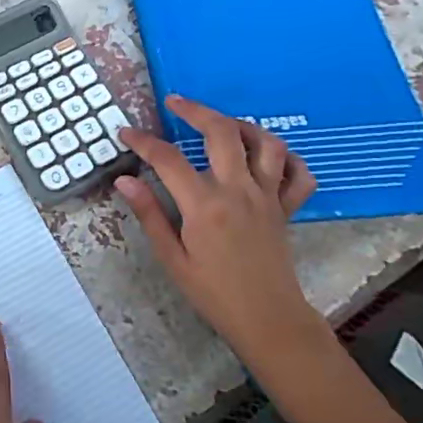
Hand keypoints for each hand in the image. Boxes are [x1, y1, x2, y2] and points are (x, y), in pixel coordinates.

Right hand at [114, 95, 320, 354]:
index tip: (125, 133)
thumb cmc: (213, 292)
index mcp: (204, 205)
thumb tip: (124, 180)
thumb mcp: (172, 257)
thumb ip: (150, 214)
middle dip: (196, 110)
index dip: (143, 142)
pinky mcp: (286, 208)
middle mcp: (238, 190)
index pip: (168, 159)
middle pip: (221, 133)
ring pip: (265, 143)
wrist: (268, 319)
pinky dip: (287, 158)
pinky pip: (298, 173)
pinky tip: (266, 156)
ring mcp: (267, 196)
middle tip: (175, 102)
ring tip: (220, 123)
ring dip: (241, 125)